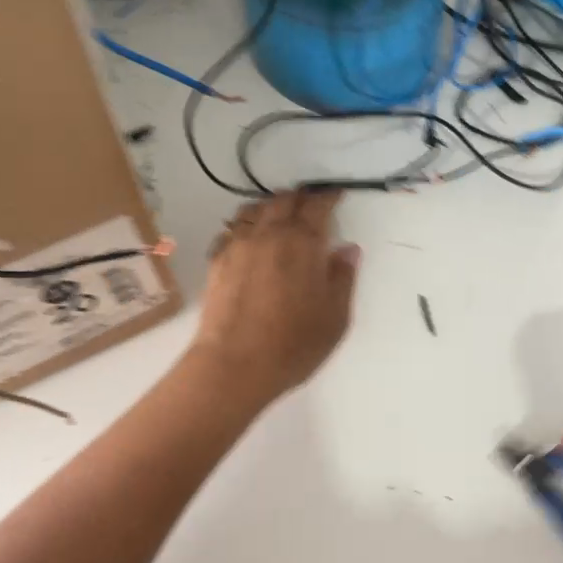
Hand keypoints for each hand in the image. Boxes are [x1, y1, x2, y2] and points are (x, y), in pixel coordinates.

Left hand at [186, 191, 359, 401]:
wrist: (234, 365)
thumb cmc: (293, 345)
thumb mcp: (335, 317)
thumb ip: (342, 278)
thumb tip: (347, 250)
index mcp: (302, 242)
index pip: (317, 206)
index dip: (328, 197)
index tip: (335, 196)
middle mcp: (268, 234)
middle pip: (283, 201)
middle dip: (299, 199)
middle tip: (310, 205)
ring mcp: (237, 245)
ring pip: (253, 210)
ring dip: (270, 207)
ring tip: (279, 217)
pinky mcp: (216, 262)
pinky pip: (231, 230)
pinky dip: (244, 226)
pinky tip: (249, 240)